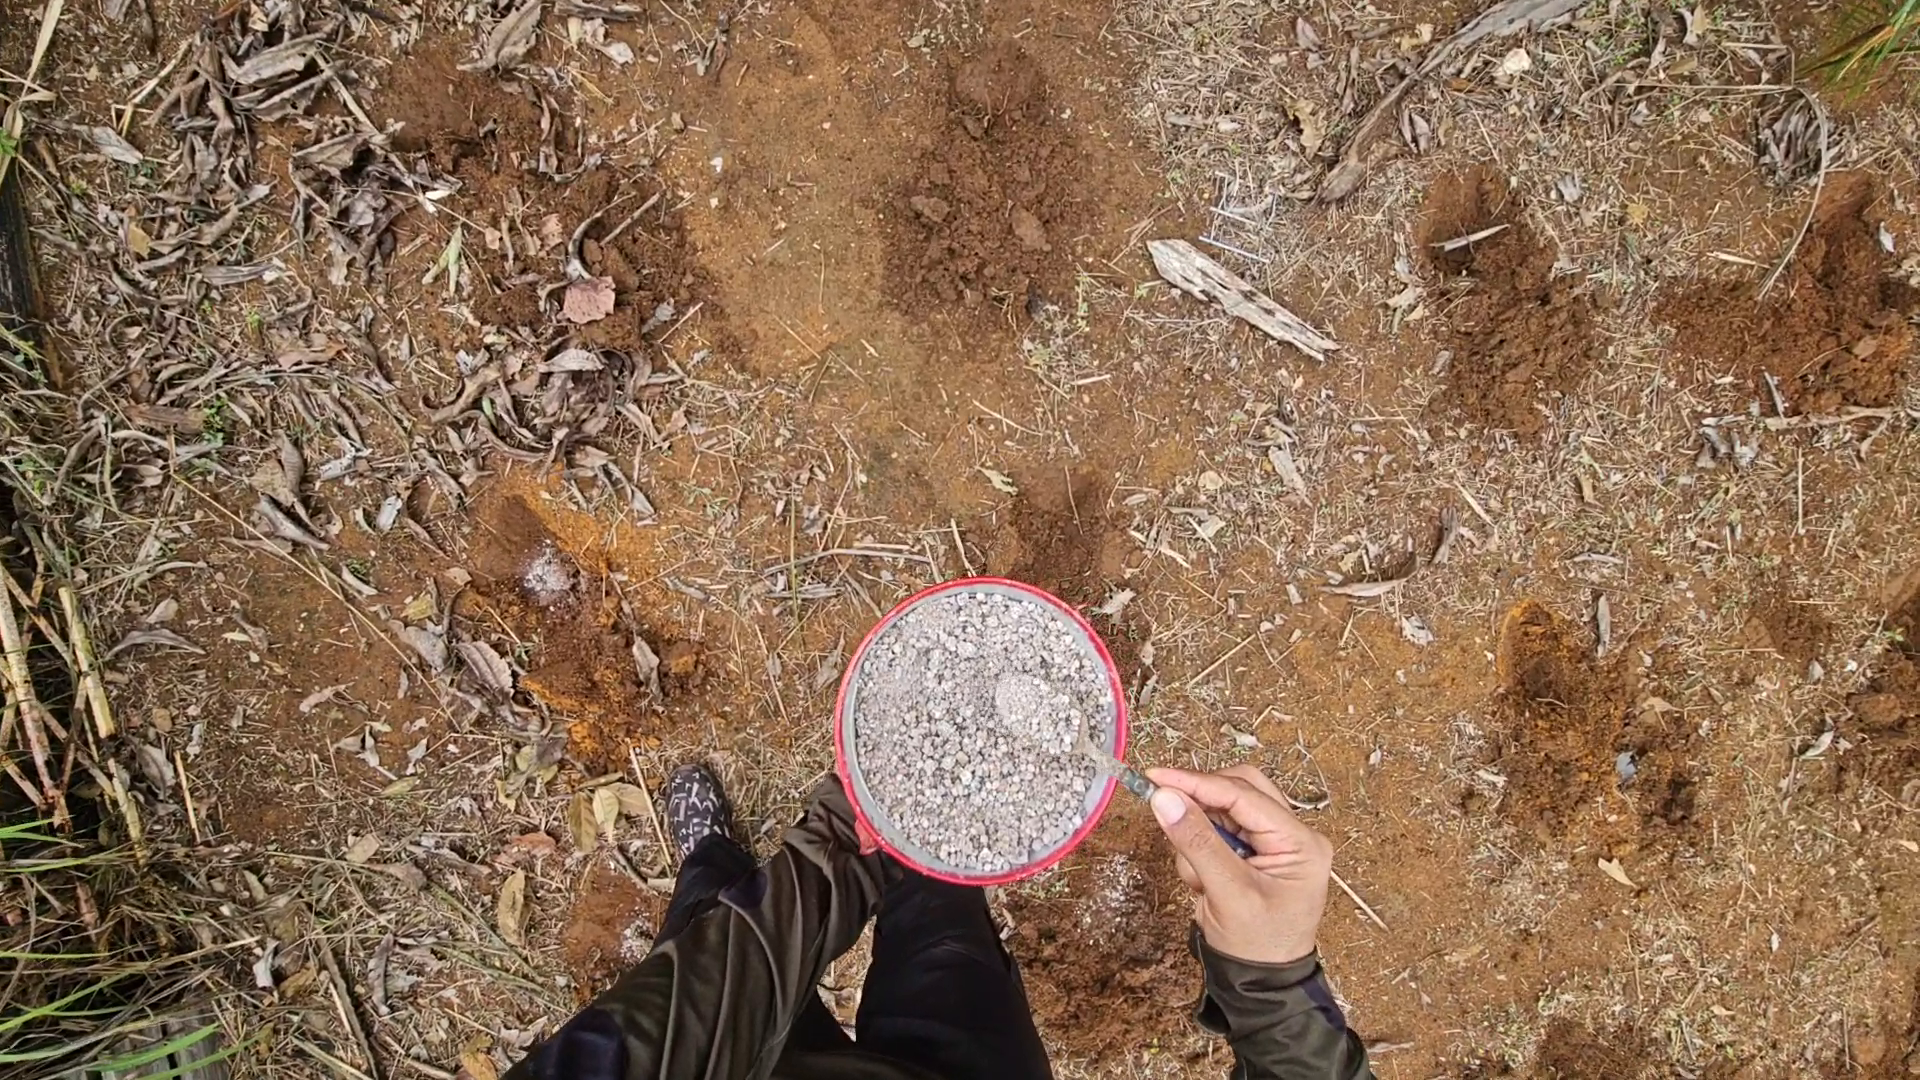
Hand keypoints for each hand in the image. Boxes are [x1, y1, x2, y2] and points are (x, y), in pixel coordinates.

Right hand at [1145, 764, 1331, 964]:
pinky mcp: (1249, 849)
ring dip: (1198, 829)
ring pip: (1222, 805)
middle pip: (1237, 787)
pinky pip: (1214, 826)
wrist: (1259, 985)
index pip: (1243, 794)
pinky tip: (1202, 879)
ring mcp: (1270, 841)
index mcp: (1300, 842)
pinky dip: (1197, 845)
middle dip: (1200, 801)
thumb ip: (1196, 842)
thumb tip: (1164, 798)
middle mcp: (1290, 834)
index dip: (1196, 782)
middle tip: (1165, 805)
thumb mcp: (1227, 894)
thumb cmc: (1257, 947)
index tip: (1156, 777)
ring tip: (1198, 874)